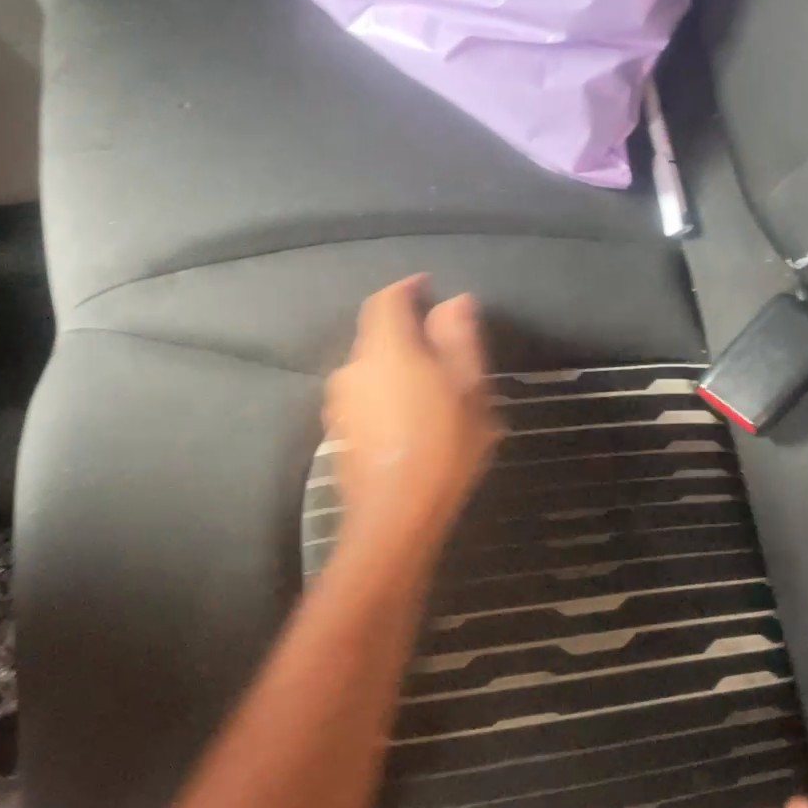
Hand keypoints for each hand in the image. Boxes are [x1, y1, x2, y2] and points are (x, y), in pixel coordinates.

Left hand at [324, 275, 500, 547]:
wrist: (395, 517)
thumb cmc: (443, 448)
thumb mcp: (468, 389)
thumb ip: (458, 339)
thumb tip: (453, 301)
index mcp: (385, 347)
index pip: (387, 299)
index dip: (408, 290)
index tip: (428, 290)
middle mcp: (352, 367)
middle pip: (376, 335)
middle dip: (406, 336)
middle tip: (442, 352)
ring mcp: (340, 402)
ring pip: (370, 370)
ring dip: (396, 370)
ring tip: (430, 392)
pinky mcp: (339, 432)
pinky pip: (364, 400)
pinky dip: (385, 398)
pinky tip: (408, 423)